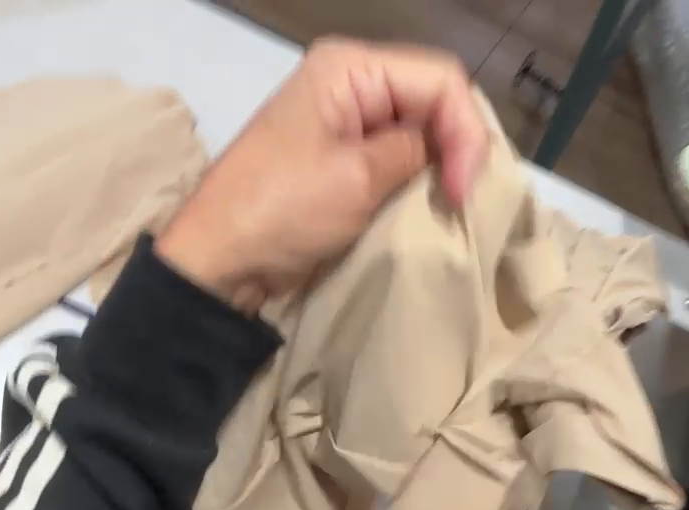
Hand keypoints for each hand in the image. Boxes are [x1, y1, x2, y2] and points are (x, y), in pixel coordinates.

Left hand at [155, 37, 487, 307]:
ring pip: (418, 134)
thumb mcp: (357, 178)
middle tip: (463, 202)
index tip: (461, 193)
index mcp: (350, 68)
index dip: (465, 132)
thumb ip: (414, 153)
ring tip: (451, 207)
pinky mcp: (342, 164)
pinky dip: (415, 184)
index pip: (441, 79)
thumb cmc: (283, 211)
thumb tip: (452, 154)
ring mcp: (345, 125)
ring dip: (438, 169)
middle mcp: (351, 85)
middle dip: (457, 148)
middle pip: (432, 101)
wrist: (223, 260)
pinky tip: (425, 208)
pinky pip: (394, 162)